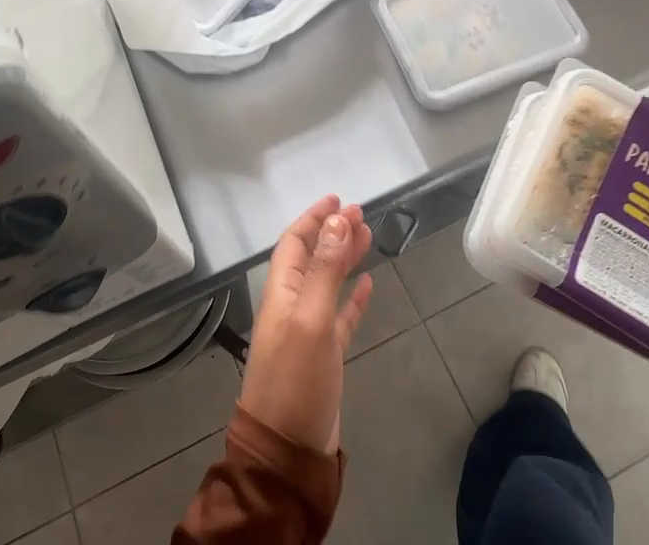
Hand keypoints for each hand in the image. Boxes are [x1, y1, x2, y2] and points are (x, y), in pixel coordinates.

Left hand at [238, 195, 374, 453]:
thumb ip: (324, 270)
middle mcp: (291, 306)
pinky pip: (340, 316)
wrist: (288, 449)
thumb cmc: (295, 380)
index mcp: (280, 293)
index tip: (337, 199)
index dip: (314, 219)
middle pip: (311, 259)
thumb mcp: (310, 318)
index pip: (294, 243)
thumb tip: (339, 219)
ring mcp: (308, 332)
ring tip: (368, 237)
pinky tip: (368, 285)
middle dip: (333, 233)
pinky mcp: (324, 356)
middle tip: (362, 213)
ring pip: (327, 284)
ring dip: (345, 258)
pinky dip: (352, 297)